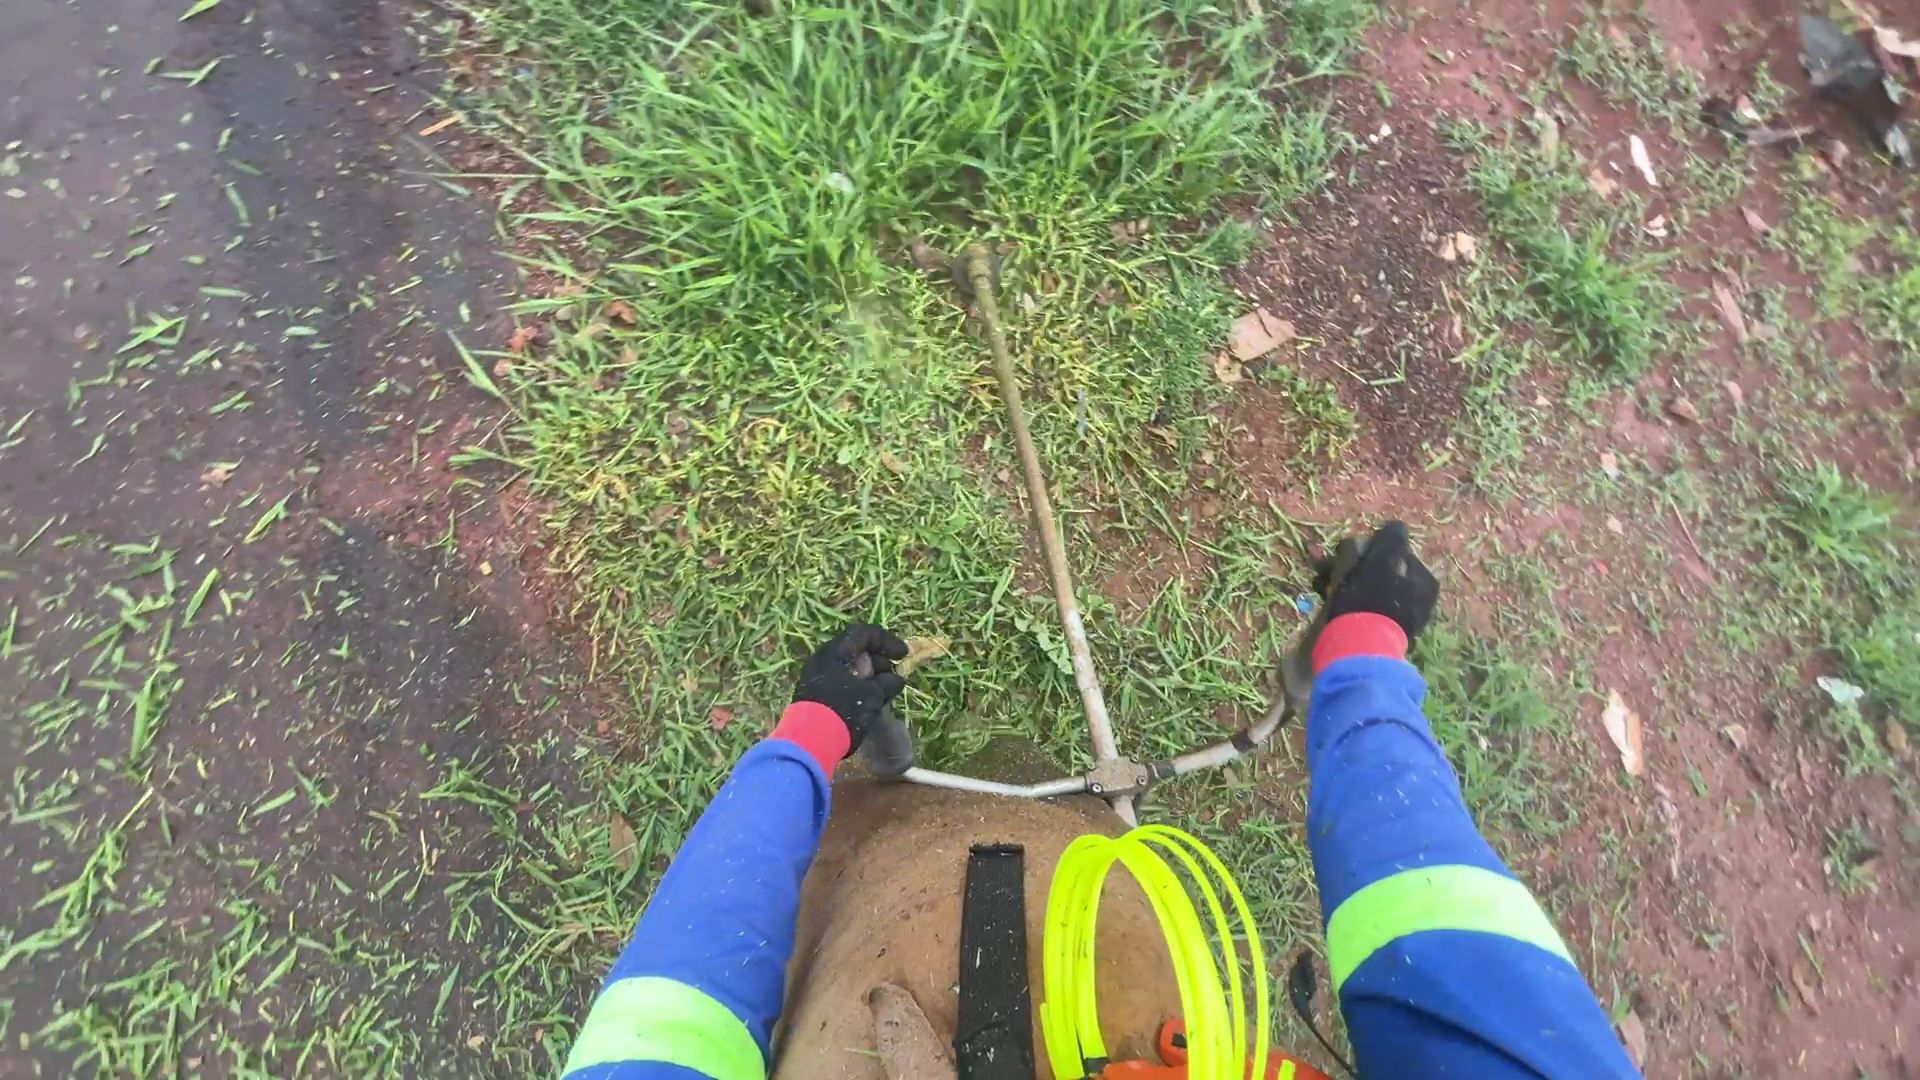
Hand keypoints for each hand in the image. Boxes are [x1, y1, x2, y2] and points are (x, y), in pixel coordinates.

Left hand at [792, 623, 909, 750]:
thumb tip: (896, 679)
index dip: (887, 641)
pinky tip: (868, 700)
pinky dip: (856, 684)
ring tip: (884, 690)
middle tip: (893, 675)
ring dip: (868, 674)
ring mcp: (815, 675)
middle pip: (855, 650)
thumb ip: (888, 683)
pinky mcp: (813, 693)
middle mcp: (823, 658)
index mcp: (837, 651)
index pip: (864, 634)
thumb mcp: (874, 695)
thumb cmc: (845, 711)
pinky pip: (840, 680)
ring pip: (848, 666)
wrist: (810, 741)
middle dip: (878, 660)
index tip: (903, 655)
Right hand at [1314, 521, 1438, 642]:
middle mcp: (1418, 598)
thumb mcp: (1381, 560)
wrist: (1358, 645)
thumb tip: (1394, 525)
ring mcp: (1400, 617)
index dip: (1366, 548)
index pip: (1394, 551)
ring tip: (1318, 584)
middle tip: (1323, 568)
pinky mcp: (1379, 630)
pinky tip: (1325, 598)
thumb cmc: (1370, 597)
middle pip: (1379, 570)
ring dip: (1342, 580)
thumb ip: (1390, 539)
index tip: (1342, 552)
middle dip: (1349, 565)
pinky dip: (1345, 598)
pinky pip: (1362, 605)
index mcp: (1423, 580)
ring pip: (1367, 587)